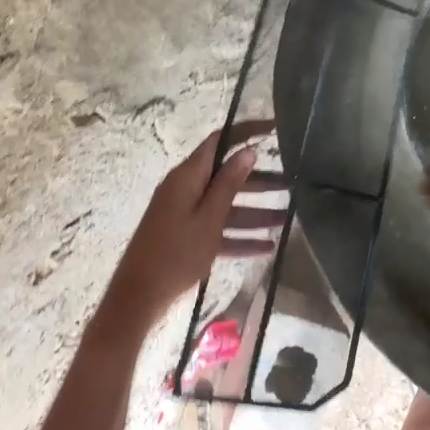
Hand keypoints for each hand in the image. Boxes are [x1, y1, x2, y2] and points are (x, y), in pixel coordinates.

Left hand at [100, 120, 286, 324]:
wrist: (137, 299)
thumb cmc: (175, 254)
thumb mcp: (209, 218)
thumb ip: (229, 183)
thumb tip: (248, 150)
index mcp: (188, 176)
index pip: (221, 141)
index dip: (247, 132)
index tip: (275, 129)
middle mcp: (186, 188)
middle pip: (227, 175)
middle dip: (260, 180)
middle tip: (292, 183)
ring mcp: (185, 213)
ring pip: (226, 205)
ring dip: (255, 213)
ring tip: (287, 219)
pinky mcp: (185, 236)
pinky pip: (217, 228)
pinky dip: (238, 236)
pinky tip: (266, 248)